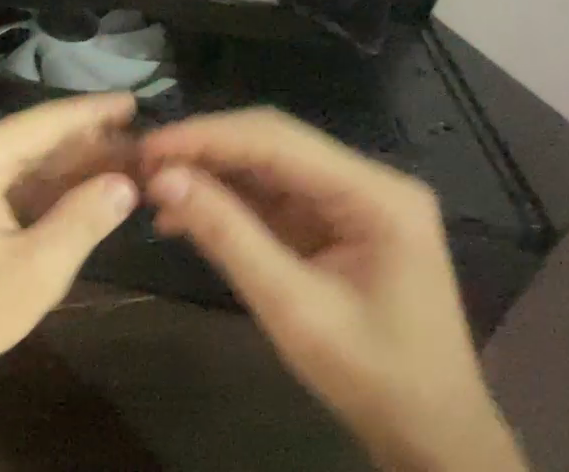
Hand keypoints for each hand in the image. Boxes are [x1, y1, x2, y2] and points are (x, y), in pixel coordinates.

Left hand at [0, 94, 139, 386]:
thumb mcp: (37, 268)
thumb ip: (84, 219)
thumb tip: (125, 183)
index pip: (48, 121)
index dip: (95, 112)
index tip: (136, 101)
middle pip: (35, 137)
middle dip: (89, 144)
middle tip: (145, 147)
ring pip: (21, 157)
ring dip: (68, 165)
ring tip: (125, 164)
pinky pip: (3, 176)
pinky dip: (41, 184)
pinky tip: (81, 189)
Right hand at [140, 109, 526, 471]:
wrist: (428, 432)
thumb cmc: (371, 371)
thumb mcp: (291, 305)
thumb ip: (227, 235)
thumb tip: (161, 178)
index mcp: (376, 195)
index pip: (275, 139)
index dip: (204, 136)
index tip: (146, 146)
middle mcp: (365, 183)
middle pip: (268, 141)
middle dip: (201, 148)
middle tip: (141, 161)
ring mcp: (347, 201)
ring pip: (260, 163)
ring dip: (205, 171)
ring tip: (150, 184)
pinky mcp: (328, 221)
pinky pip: (265, 193)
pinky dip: (221, 198)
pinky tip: (180, 213)